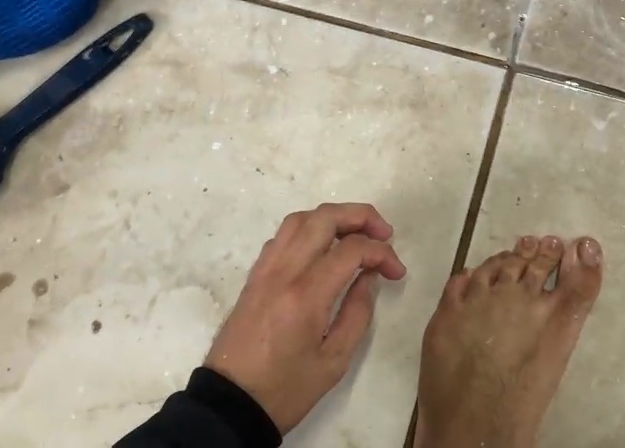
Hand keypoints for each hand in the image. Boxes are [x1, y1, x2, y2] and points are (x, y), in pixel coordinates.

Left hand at [204, 202, 407, 432]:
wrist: (227, 407)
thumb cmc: (284, 390)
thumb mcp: (334, 362)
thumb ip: (357, 313)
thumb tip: (368, 277)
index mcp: (306, 294)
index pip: (352, 249)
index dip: (382, 253)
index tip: (396, 272)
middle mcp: (284, 272)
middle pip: (325, 217)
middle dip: (362, 216)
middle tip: (384, 233)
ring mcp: (265, 271)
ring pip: (301, 219)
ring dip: (333, 217)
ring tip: (355, 234)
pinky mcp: (254, 277)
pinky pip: (283, 236)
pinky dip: (309, 230)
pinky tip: (322, 249)